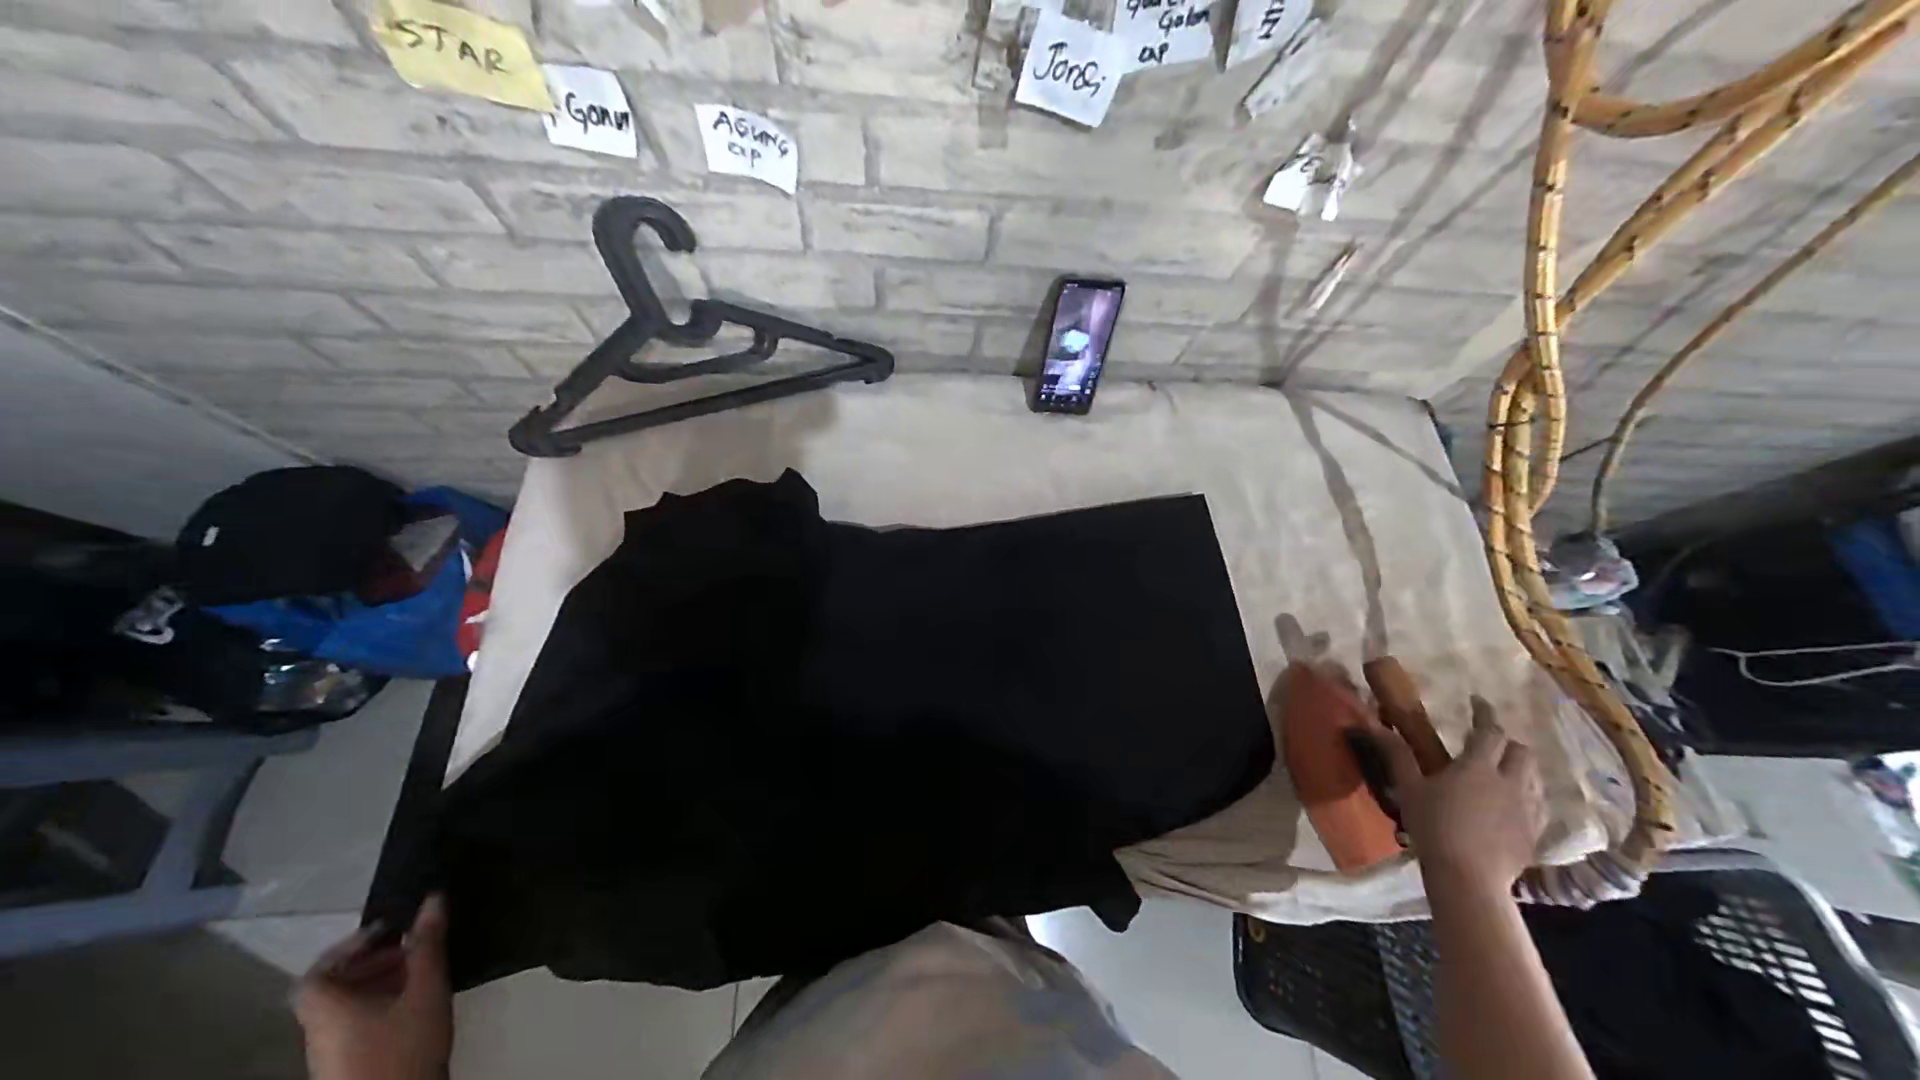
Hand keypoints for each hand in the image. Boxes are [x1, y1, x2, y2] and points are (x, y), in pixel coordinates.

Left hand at [294, 896, 452, 1079]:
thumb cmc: (405, 1046)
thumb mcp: (426, 989)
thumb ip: (428, 944)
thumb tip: (433, 898)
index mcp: (328, 1011)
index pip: (315, 974)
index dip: (347, 947)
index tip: (387, 932)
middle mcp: (320, 1032)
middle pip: (333, 989)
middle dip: (373, 961)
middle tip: (412, 948)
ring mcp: (332, 1055)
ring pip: (347, 1008)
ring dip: (380, 982)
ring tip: (422, 972)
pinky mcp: (349, 1068)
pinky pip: (357, 1025)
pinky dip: (382, 1004)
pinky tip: (416, 1004)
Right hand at [1368, 698, 1546, 896]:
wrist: (1468, 877)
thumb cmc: (1433, 826)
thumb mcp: (1408, 788)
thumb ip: (1397, 755)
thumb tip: (1375, 724)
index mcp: (1478, 766)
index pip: (1489, 730)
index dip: (1484, 714)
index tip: (1477, 703)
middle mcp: (1511, 781)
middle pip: (1520, 750)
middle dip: (1506, 742)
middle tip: (1487, 744)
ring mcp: (1529, 808)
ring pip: (1534, 776)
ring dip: (1519, 767)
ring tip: (1501, 771)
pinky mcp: (1536, 832)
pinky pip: (1539, 803)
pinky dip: (1527, 794)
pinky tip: (1511, 803)